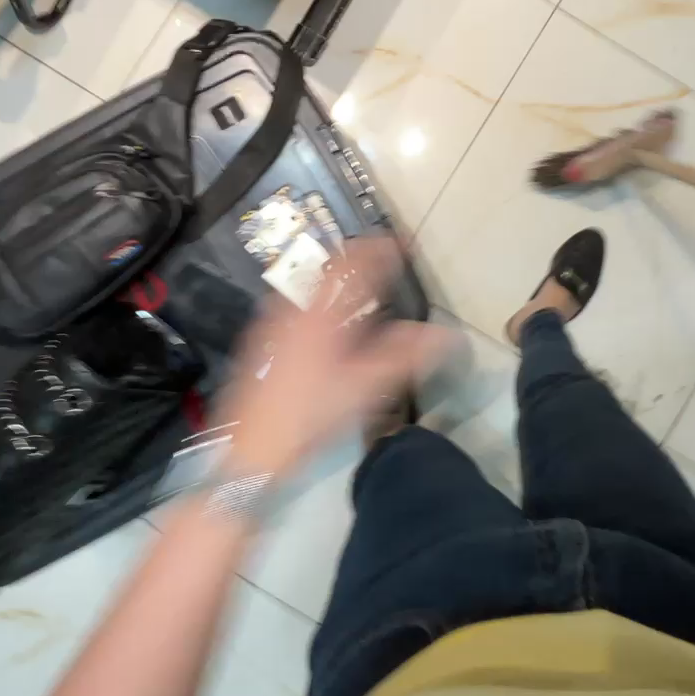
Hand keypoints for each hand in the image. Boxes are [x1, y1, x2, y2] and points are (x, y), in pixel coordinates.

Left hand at [214, 238, 450, 480]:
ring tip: (357, 289)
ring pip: (309, 291)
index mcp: (320, 314)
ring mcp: (272, 327)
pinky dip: (317, 304)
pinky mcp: (262, 345)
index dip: (377, 249)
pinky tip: (324, 326)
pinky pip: (294, 309)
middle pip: (327, 272)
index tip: (399, 245)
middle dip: (356, 262)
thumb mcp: (364, 386)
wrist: (251, 450)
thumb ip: (405, 355)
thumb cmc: (310, 415)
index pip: (351, 265)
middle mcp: (292, 311)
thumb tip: (443, 335)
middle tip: (381, 263)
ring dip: (335, 283)